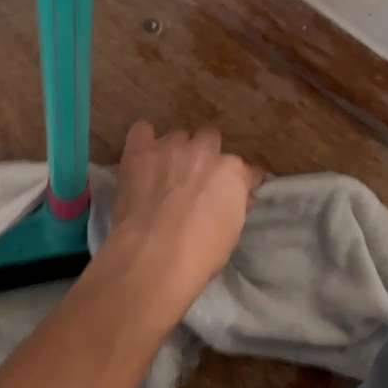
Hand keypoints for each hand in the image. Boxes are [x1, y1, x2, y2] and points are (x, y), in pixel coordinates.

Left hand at [108, 122, 263, 297]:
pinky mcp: (140, 152)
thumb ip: (235, 206)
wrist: (155, 257)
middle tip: (195, 178)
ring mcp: (171, 148)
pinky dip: (143, 140)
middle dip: (205, 155)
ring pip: (177, 136)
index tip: (235, 192)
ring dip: (175, 151)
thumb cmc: (199, 255)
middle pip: (210, 138)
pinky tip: (142, 156)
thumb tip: (239, 198)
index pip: (246, 168)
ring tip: (164, 173)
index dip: (240, 180)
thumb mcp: (231, 234)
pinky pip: (142, 131)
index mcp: (232, 171)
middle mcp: (204, 151)